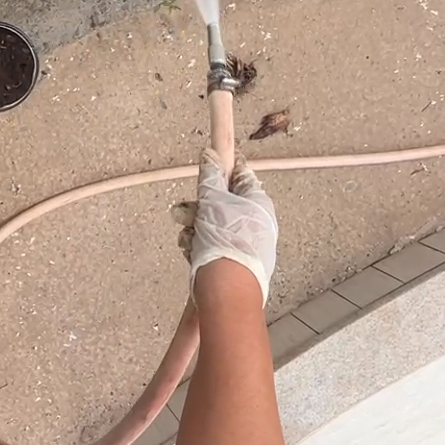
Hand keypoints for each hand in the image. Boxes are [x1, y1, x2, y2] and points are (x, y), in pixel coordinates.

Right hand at [177, 150, 277, 302]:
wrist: (226, 289)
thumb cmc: (228, 244)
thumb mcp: (214, 200)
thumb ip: (210, 176)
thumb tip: (210, 155)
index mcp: (257, 203)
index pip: (240, 175)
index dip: (221, 169)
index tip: (207, 166)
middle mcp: (252, 222)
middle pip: (220, 201)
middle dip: (199, 205)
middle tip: (188, 210)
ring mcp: (241, 242)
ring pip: (210, 224)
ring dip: (194, 226)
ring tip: (189, 235)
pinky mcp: (229, 259)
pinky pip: (208, 244)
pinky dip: (196, 245)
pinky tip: (192, 250)